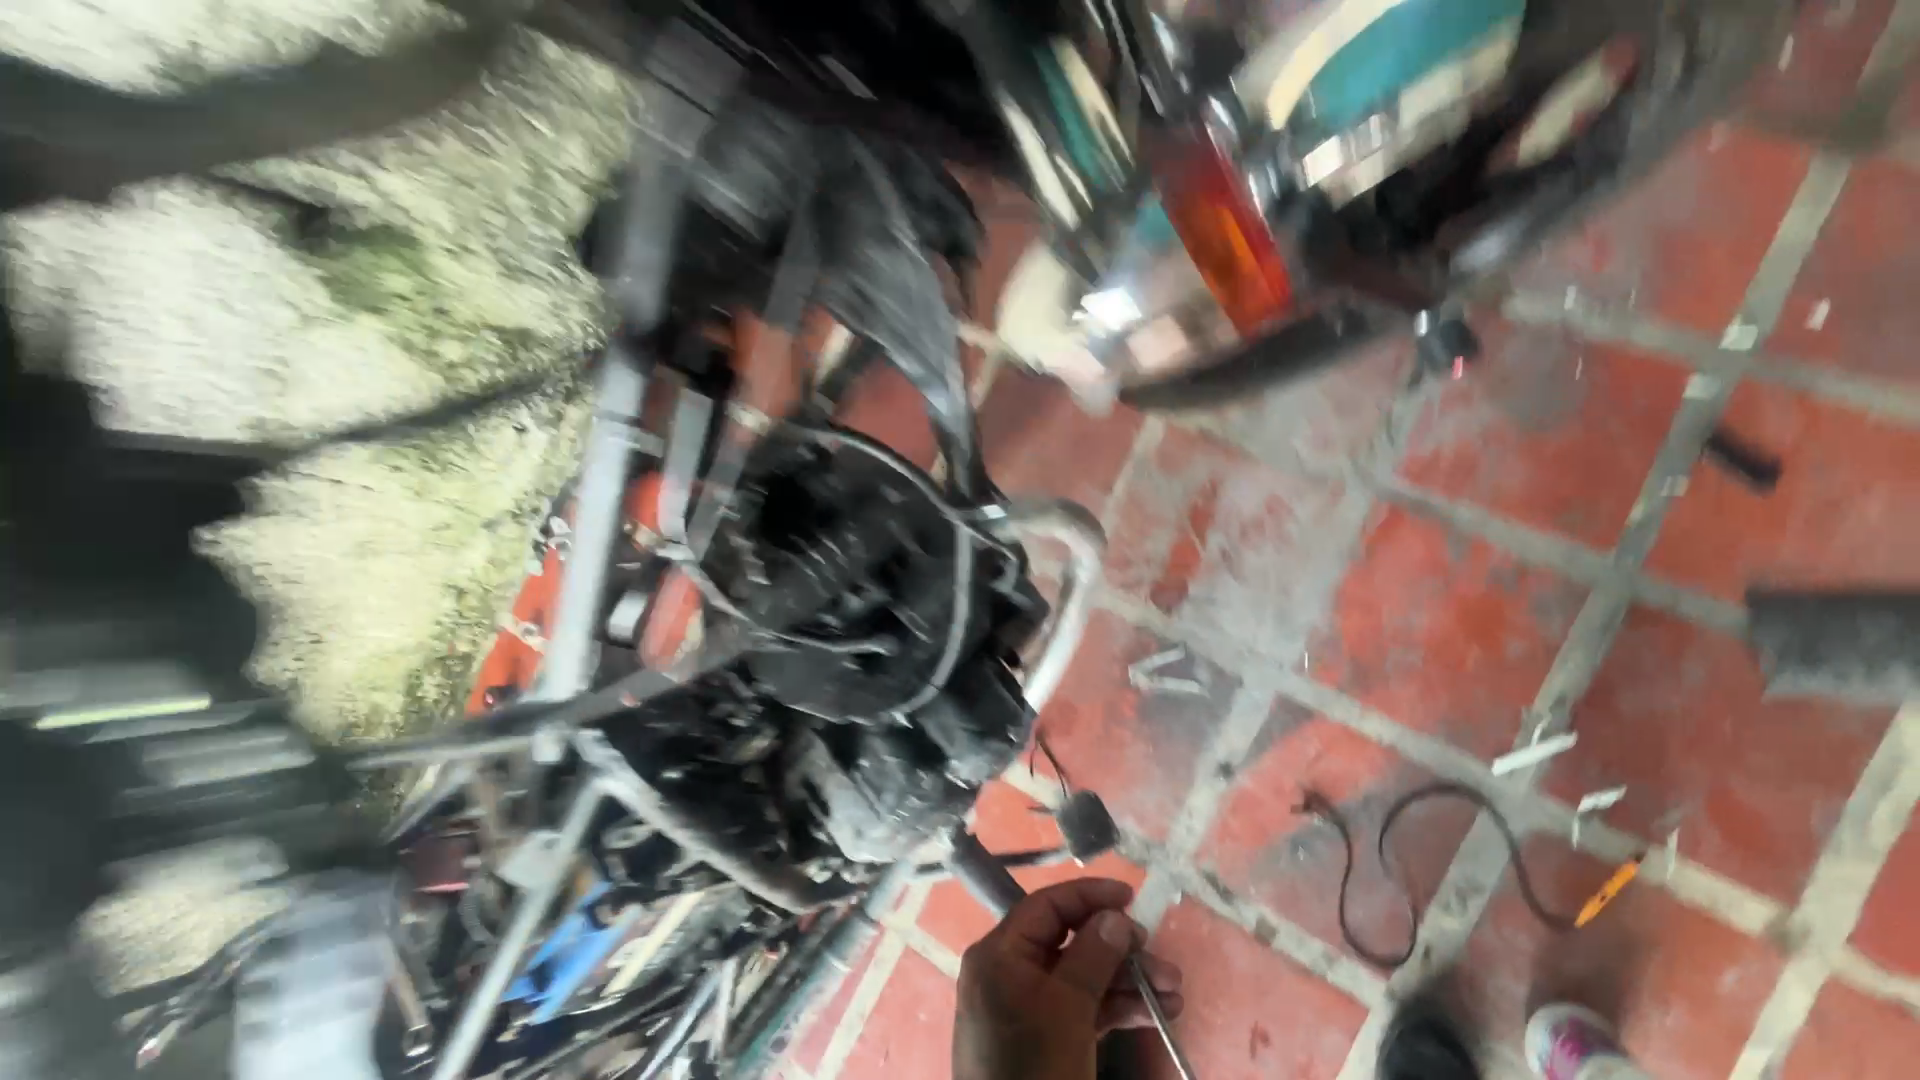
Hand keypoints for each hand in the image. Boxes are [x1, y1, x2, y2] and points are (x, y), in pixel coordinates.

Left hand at [953, 878, 1183, 1079]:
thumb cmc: (1034, 1066)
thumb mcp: (1067, 1007)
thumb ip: (1093, 955)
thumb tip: (1115, 916)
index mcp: (1000, 953)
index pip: (1046, 906)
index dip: (1089, 896)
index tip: (1132, 897)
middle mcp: (1010, 971)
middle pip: (1069, 941)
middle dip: (1119, 948)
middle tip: (1158, 957)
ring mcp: (1027, 1007)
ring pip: (1082, 977)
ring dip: (1128, 981)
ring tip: (1175, 992)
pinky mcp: (1045, 1038)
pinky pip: (1083, 1008)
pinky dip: (1117, 1009)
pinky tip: (1158, 1014)